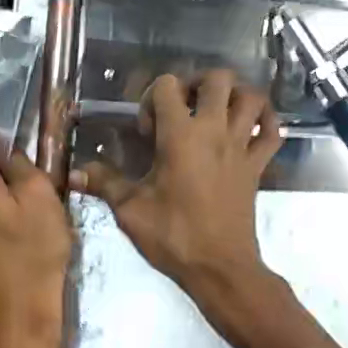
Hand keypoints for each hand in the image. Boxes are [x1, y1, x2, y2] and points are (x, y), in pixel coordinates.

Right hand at [70, 70, 282, 298]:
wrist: (220, 268)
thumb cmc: (173, 235)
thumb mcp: (131, 210)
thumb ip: (105, 183)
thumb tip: (74, 173)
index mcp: (180, 135)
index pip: (167, 86)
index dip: (153, 99)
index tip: (148, 132)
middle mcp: (215, 130)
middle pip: (218, 79)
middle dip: (198, 83)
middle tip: (183, 107)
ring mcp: (241, 146)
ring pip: (252, 98)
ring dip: (235, 95)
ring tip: (217, 110)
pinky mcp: (258, 165)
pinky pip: (273, 131)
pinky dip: (266, 120)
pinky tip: (250, 126)